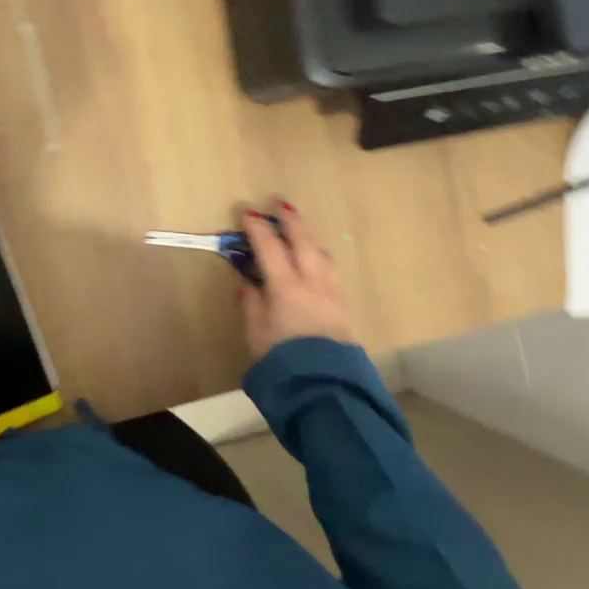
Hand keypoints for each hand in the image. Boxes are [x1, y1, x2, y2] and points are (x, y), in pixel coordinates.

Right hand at [238, 200, 353, 359]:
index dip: (257, 227)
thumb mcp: (257, 333)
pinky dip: (318, 255)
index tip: (246, 211)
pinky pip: (329, 269)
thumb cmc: (283, 360)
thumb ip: (252, 304)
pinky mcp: (341, 305)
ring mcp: (330, 292)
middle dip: (289, 220)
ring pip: (320, 253)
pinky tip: (315, 259)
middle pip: (302, 241)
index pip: (269, 247)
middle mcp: (311, 282)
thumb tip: (246, 282)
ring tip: (298, 229)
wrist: (324, 385)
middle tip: (278, 203)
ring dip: (307, 236)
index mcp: (286, 287)